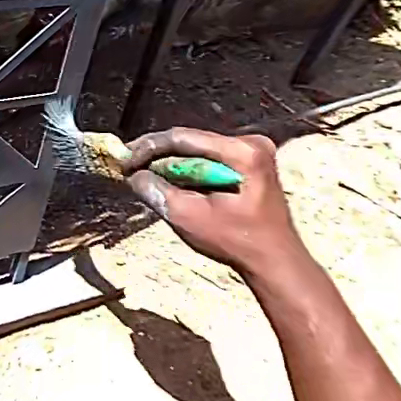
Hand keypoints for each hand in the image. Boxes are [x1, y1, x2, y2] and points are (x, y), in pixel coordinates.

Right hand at [124, 128, 314, 282]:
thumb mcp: (189, 217)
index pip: (183, 138)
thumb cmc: (238, 243)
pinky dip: (187, 169)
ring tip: (142, 173)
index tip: (125, 161)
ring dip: (170, 163)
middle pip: (191, 141)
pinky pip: (209, 158)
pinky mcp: (250, 163)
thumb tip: (135, 176)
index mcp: (243, 152)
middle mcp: (251, 143)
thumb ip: (158, 191)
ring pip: (197, 150)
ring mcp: (253, 152)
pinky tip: (167, 179)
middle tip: (129, 167)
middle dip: (157, 155)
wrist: (275, 262)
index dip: (149, 148)